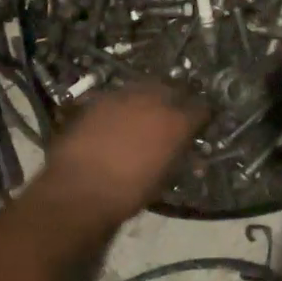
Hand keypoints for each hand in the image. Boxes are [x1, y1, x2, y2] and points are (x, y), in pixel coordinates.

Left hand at [33, 84, 205, 227]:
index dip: (201, 117)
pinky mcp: (98, 99)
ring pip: (144, 87)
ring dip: (149, 97)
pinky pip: (119, 96)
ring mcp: (124, 96)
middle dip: (176, 100)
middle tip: (173, 114)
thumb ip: (178, 158)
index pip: (201, 109)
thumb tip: (189, 155)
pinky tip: (117, 118)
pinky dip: (123, 104)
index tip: (199, 125)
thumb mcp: (163, 179)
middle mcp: (154, 100)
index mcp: (176, 121)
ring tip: (145, 112)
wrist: (80, 189)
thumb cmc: (129, 193)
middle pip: (173, 89)